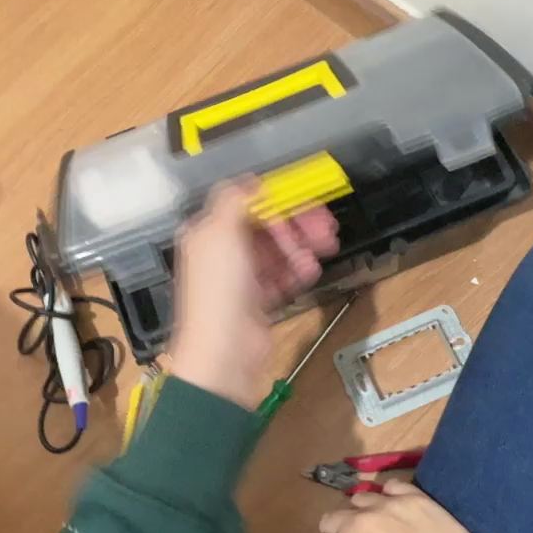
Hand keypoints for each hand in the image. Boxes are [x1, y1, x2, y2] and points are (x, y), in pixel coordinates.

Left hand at [168, 181, 337, 405]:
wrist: (225, 351)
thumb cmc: (217, 293)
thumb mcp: (221, 234)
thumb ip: (235, 200)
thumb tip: (251, 182)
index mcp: (208, 232)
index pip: (248, 204)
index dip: (278, 199)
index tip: (307, 197)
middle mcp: (223, 252)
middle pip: (267, 227)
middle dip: (297, 223)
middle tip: (325, 227)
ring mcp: (241, 277)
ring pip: (278, 251)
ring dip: (301, 247)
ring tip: (322, 249)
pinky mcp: (259, 299)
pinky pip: (283, 276)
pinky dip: (297, 270)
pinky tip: (309, 270)